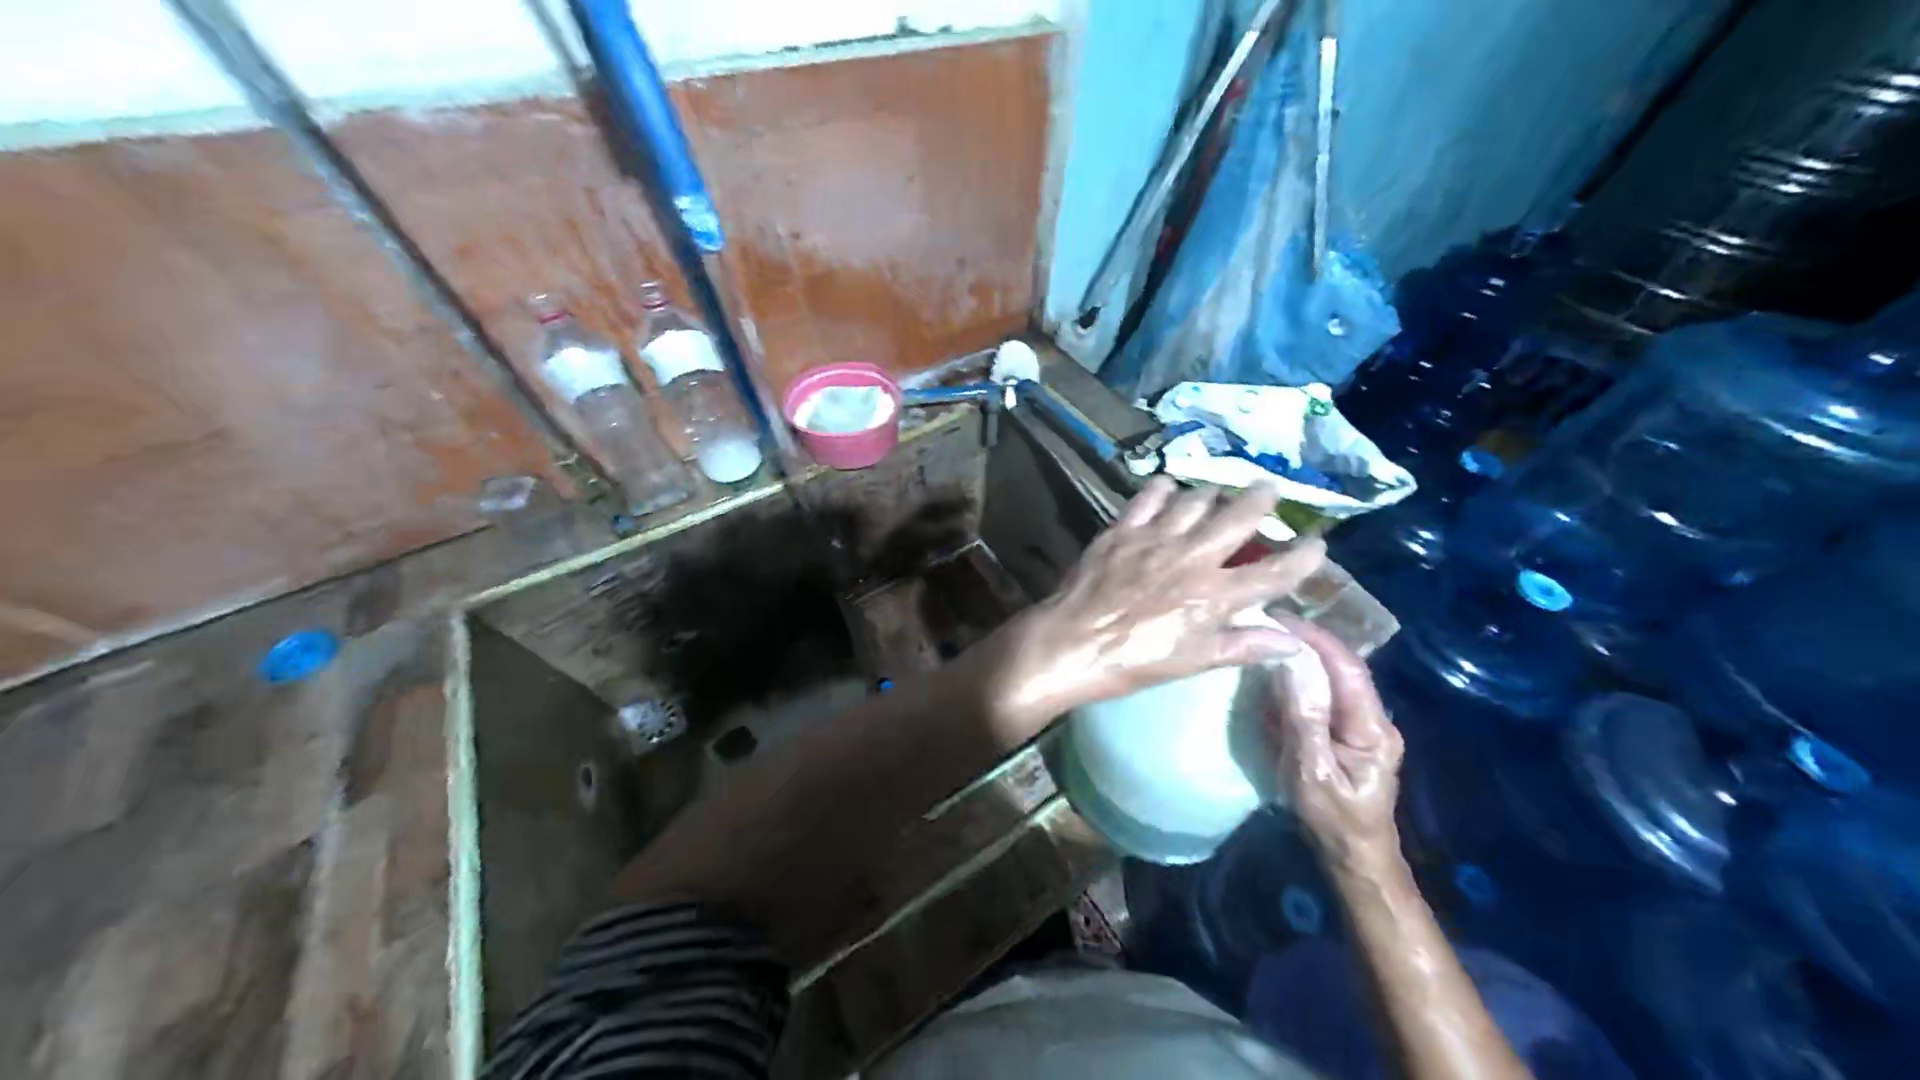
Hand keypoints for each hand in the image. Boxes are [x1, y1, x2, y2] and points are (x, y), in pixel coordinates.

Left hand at [991, 476, 1324, 734]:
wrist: (1071, 644)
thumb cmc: (1134, 662)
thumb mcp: (1193, 661)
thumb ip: (1242, 646)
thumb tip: (1291, 642)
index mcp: (1216, 596)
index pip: (1276, 572)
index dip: (1304, 555)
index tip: (1317, 542)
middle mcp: (1193, 558)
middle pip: (1239, 517)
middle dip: (1261, 499)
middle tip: (1269, 490)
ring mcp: (1156, 538)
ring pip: (1196, 499)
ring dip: (1213, 494)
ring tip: (1218, 493)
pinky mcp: (1123, 529)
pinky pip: (1150, 496)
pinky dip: (1164, 489)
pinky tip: (1169, 488)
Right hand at [1267, 617, 1405, 876]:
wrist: (1352, 857)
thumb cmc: (1333, 820)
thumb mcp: (1312, 772)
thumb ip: (1304, 718)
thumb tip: (1290, 664)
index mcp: (1372, 727)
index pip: (1346, 667)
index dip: (1314, 638)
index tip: (1277, 618)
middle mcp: (1372, 718)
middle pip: (1340, 667)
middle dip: (1305, 641)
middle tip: (1263, 622)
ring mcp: (1359, 725)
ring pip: (1331, 678)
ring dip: (1300, 657)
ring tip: (1263, 638)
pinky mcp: (1344, 732)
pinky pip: (1322, 696)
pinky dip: (1296, 679)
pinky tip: (1271, 672)